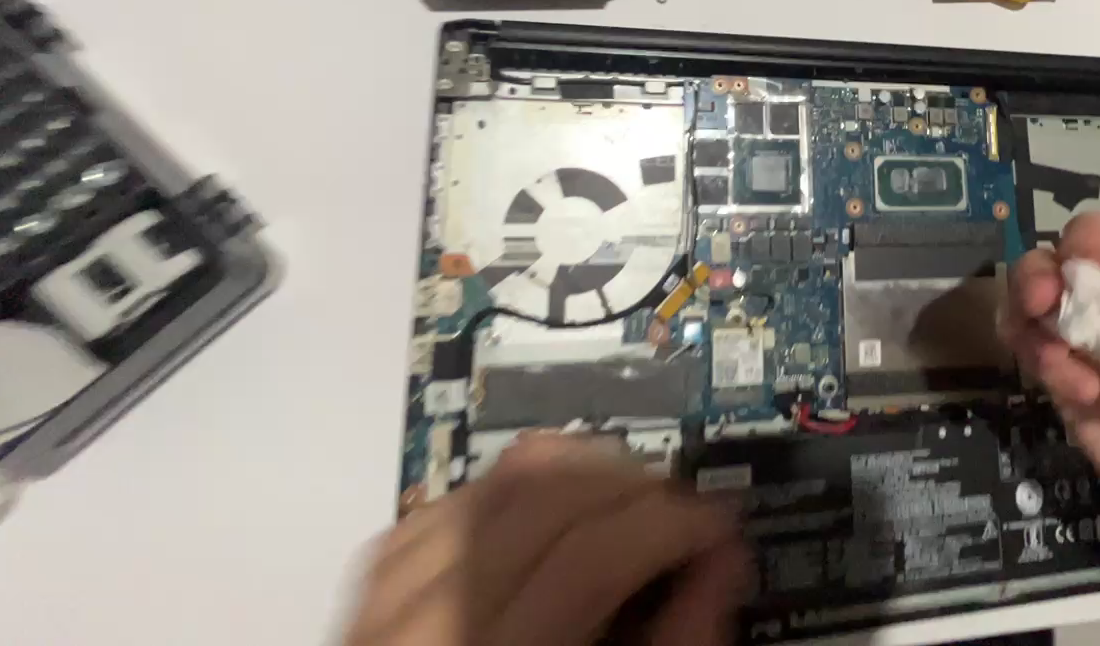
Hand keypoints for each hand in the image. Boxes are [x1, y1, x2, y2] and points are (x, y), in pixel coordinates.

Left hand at [344, 436, 752, 645]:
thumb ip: (675, 642)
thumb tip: (725, 555)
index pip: (586, 561)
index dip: (668, 526)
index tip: (719, 522)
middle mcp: (418, 623)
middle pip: (545, 498)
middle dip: (637, 487)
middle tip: (685, 510)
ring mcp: (383, 595)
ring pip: (501, 479)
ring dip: (583, 471)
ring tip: (632, 498)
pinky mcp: (374, 578)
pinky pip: (458, 496)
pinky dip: (520, 485)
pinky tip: (554, 506)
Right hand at [999, 212, 1099, 581]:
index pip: (1097, 241)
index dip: (1078, 244)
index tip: (1073, 271)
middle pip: (1049, 269)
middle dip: (1033, 278)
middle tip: (1040, 304)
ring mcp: (1089, 359)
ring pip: (1028, 315)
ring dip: (1030, 327)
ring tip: (1064, 367)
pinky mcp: (1076, 405)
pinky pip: (1039, 369)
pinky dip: (1044, 369)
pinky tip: (1083, 395)